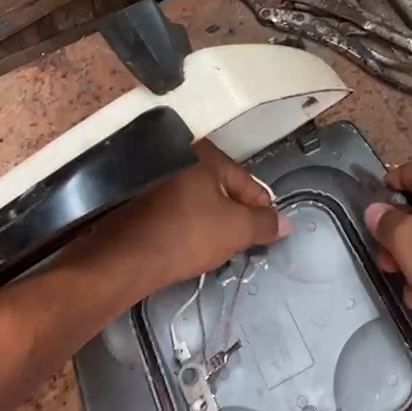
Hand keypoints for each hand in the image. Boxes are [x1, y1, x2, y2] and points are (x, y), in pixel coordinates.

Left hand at [73, 142, 290, 295]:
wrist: (126, 256)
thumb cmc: (185, 234)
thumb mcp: (235, 230)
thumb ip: (264, 224)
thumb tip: (285, 222)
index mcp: (203, 154)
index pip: (245, 180)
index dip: (261, 207)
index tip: (269, 228)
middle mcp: (177, 155)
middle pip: (220, 186)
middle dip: (235, 212)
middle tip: (245, 239)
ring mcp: (154, 175)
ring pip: (196, 198)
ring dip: (210, 218)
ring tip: (219, 245)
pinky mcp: (137, 197)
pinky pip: (175, 208)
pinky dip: (187, 222)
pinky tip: (189, 242)